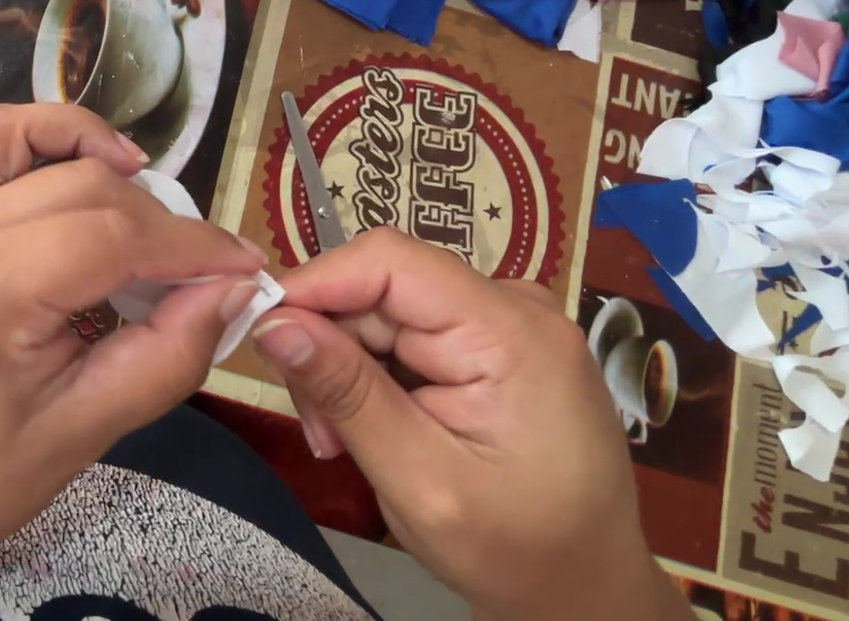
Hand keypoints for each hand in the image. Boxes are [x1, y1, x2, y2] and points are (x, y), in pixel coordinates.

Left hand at [0, 103, 267, 569]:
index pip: (117, 234)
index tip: (246, 266)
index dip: (194, 245)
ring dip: (81, 141)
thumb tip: (230, 290)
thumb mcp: (87, 430)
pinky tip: (48, 180)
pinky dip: (15, 145)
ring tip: (133, 179)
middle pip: (81, 183)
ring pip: (15, 131)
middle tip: (201, 264)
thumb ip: (168, 354)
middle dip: (159, 215)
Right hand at [249, 229, 690, 620]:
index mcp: (512, 333)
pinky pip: (398, 329)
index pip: (389, 260)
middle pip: (376, 287)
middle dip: (327, 347)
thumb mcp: (418, 481)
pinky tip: (369, 425)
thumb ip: (345, 393)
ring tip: (341, 439)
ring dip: (342, 367)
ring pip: (376, 309)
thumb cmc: (516, 552)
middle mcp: (511, 305)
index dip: (317, 282)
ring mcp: (500, 319)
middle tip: (317, 429)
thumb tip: (270, 322)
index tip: (264, 333)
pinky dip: (367, 372)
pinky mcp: (486, 337)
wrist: (585, 596)